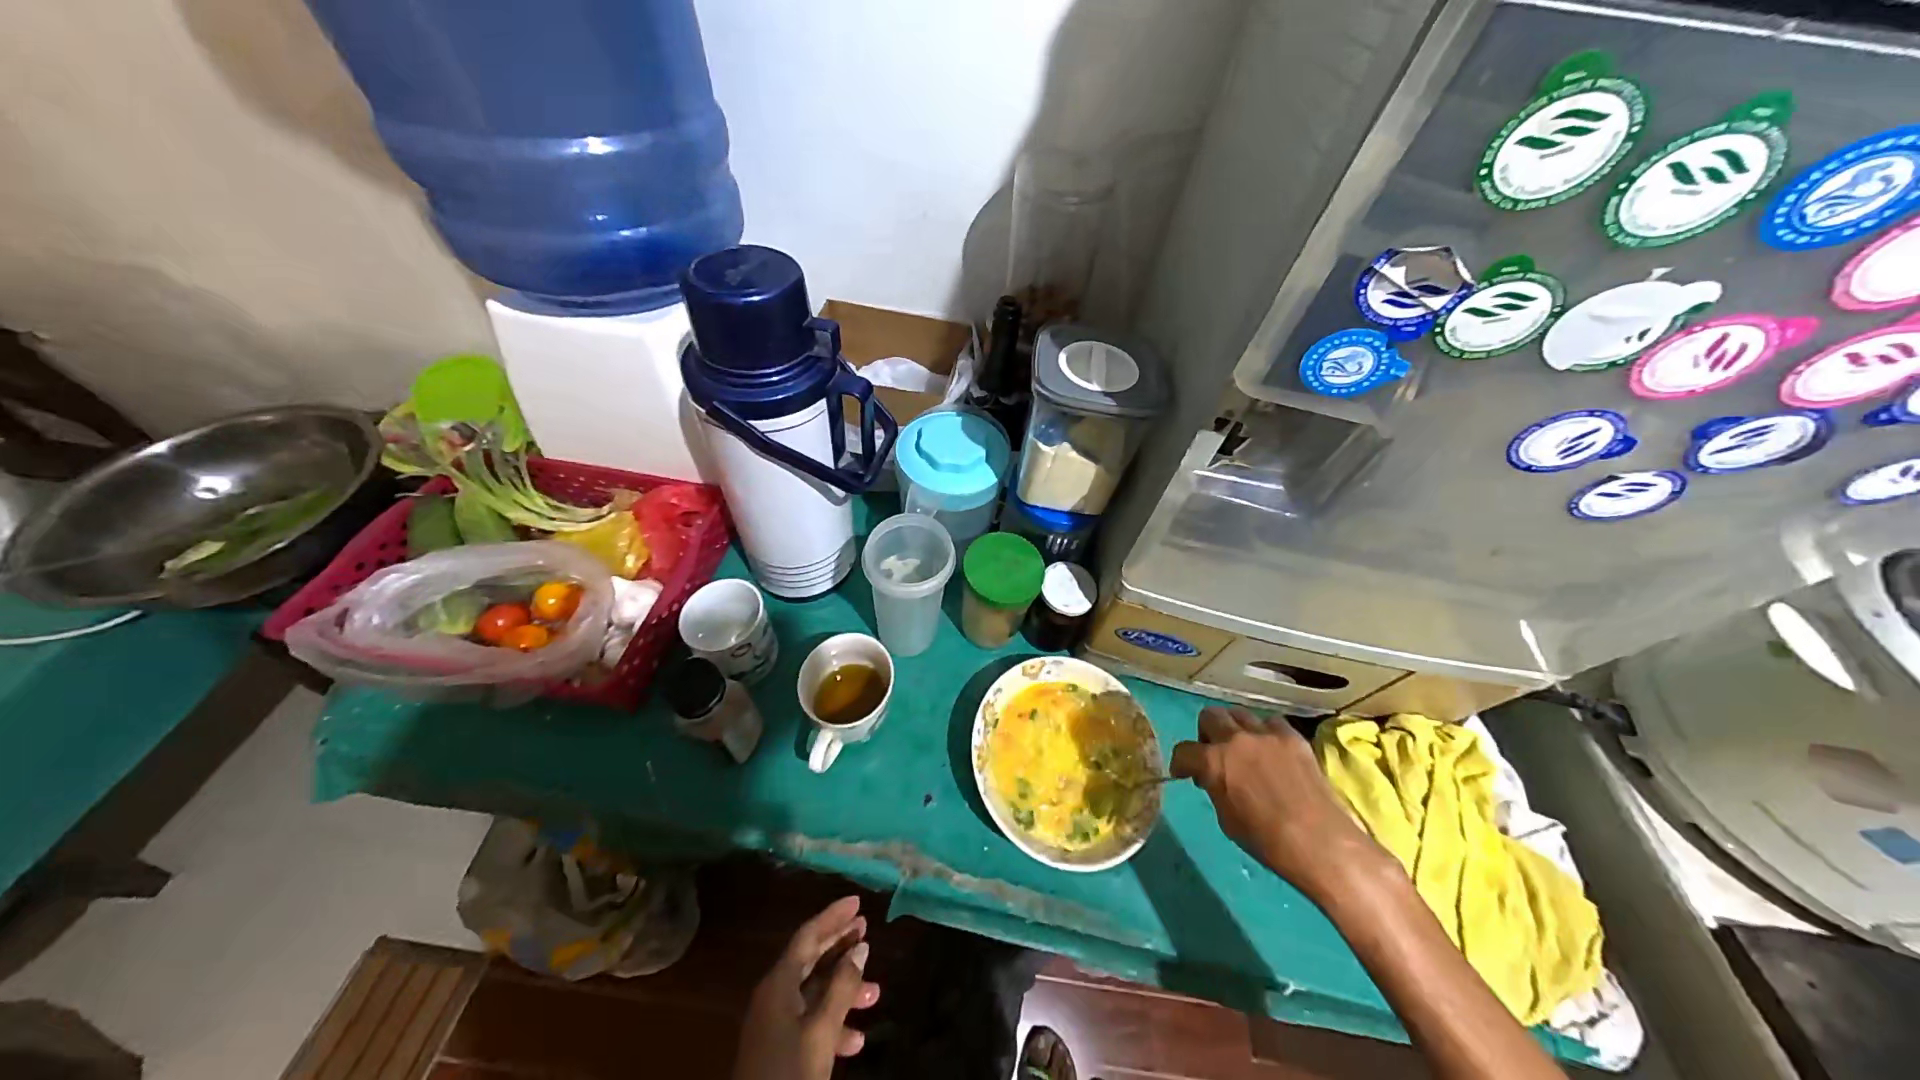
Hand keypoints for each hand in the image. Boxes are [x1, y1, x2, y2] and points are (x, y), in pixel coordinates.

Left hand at [732, 896, 881, 1079]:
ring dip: (844, 991)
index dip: (833, 916)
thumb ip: (841, 986)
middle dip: (840, 946)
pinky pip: (810, 1021)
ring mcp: (775, 1022)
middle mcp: (774, 995)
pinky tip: (857, 1039)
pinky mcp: (779, 1047)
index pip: (808, 936)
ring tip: (875, 993)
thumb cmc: (790, 1070)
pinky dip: (834, 1023)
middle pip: (810, 959)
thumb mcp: (822, 1028)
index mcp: (779, 982)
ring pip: (814, 993)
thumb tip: (859, 947)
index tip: (858, 902)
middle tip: (867, 929)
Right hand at [1170, 706, 1382, 898]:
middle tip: (1214, 753)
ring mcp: (1266, 734)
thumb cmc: (1266, 840)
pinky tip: (1271, 750)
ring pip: (1240, 713)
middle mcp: (1236, 739)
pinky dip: (1265, 732)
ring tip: (1243, 748)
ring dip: (1235, 728)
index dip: (1181, 763)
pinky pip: (1271, 722)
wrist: (1319, 842)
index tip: (1185, 773)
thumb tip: (1214, 779)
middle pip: (1210, 716)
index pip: (1184, 750)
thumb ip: (1215, 788)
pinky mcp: (1293, 737)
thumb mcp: (1226, 818)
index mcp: (1213, 761)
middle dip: (1206, 733)